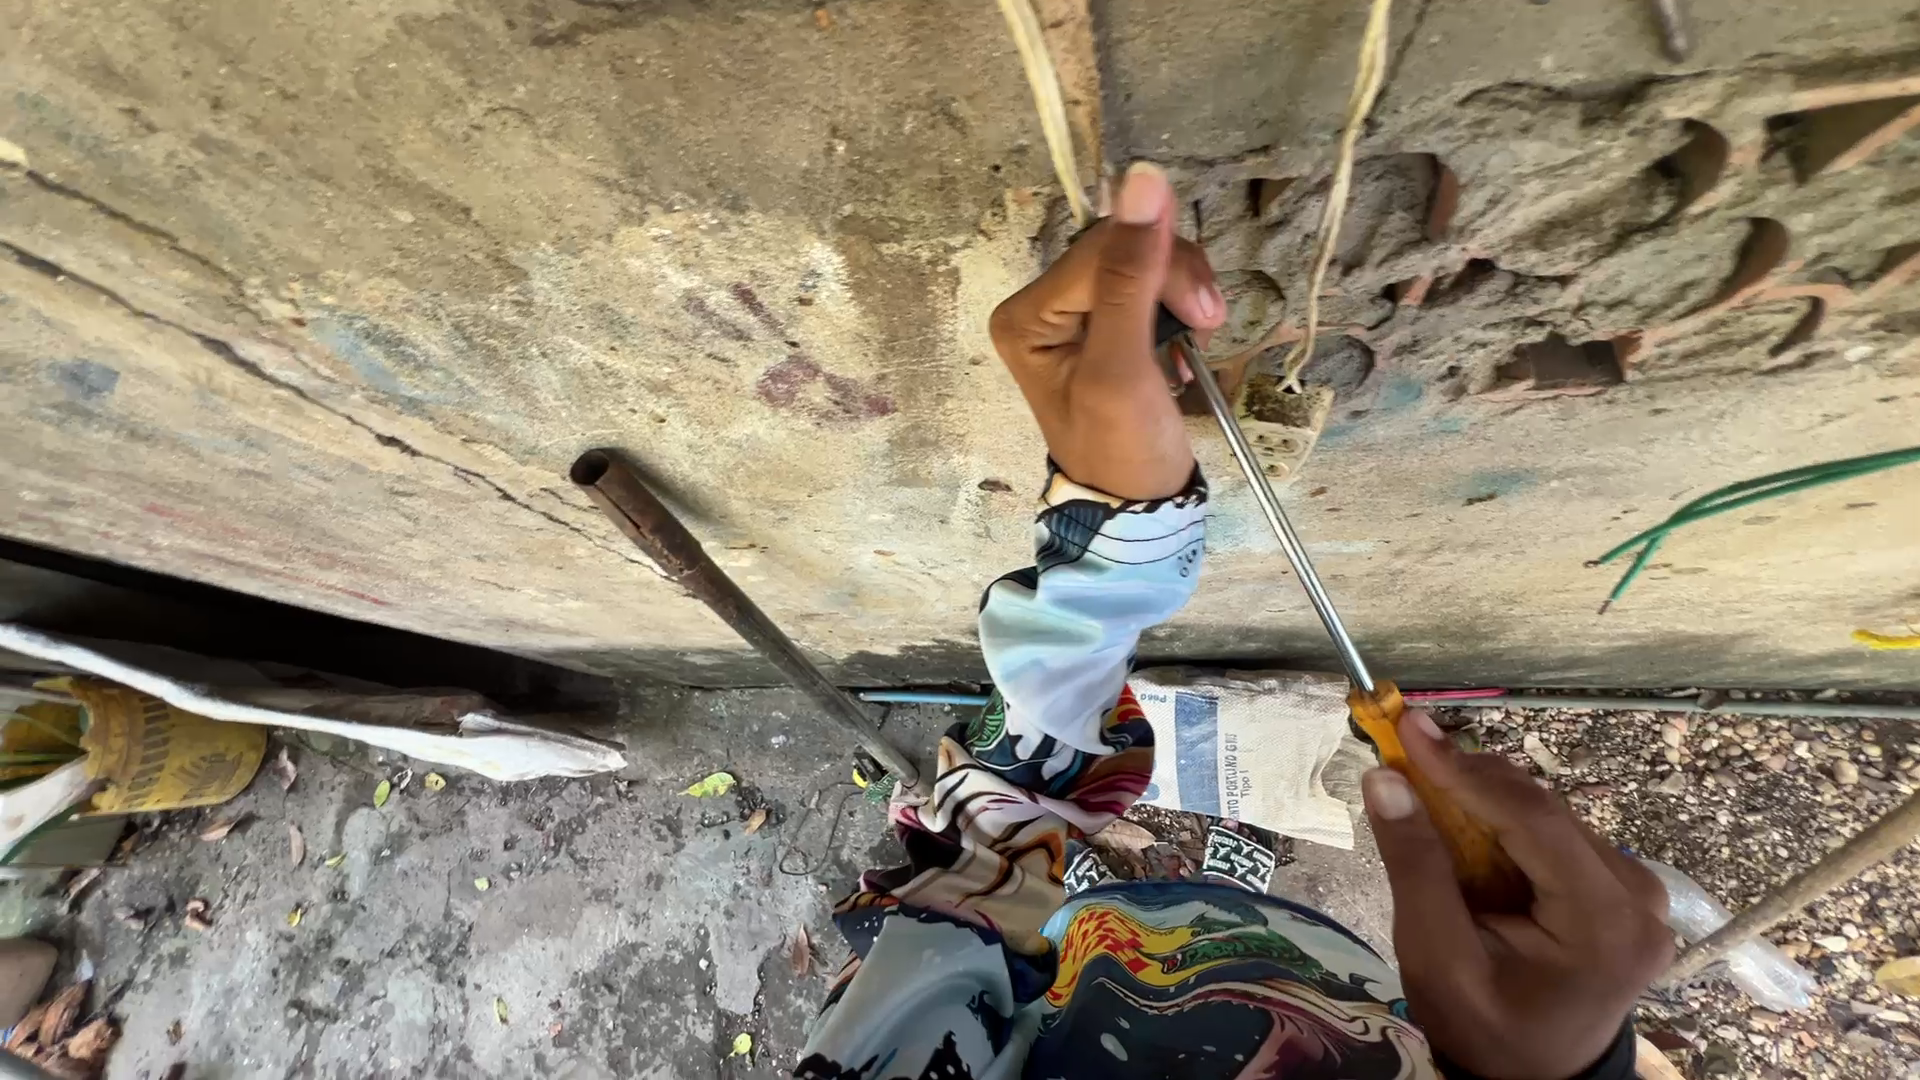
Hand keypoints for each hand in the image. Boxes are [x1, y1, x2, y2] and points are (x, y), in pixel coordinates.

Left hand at [988, 162, 1225, 500]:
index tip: (1205, 313)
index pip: (1100, 249)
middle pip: (1120, 247)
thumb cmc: (1123, 446)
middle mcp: (1040, 306)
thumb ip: (1131, 280)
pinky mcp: (1103, 322)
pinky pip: (1148, 280)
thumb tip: (1143, 177)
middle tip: (1209, 323)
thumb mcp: (1121, 368)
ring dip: (1183, 289)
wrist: (1138, 499)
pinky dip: (1178, 303)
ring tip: (1201, 335)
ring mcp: (1072, 313)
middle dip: (1173, 279)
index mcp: (1024, 316)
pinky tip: (1187, 337)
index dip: (1160, 265)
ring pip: (1141, 258)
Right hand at [1363, 711, 1671, 1079]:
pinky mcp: (1611, 883)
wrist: (1531, 1071)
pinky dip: (1490, 812)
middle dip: (1462, 775)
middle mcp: (1635, 896)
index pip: (1532, 818)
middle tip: (1396, 756)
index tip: (1404, 726)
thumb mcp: (1435, 954)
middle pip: (1537, 805)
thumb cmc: (1482, 1021)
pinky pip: (1541, 823)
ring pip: (1537, 806)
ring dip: (1472, 792)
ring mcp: (1631, 888)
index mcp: (1604, 924)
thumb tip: (1384, 777)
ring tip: (1419, 794)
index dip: (1463, 768)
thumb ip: (1414, 865)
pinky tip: (1455, 822)